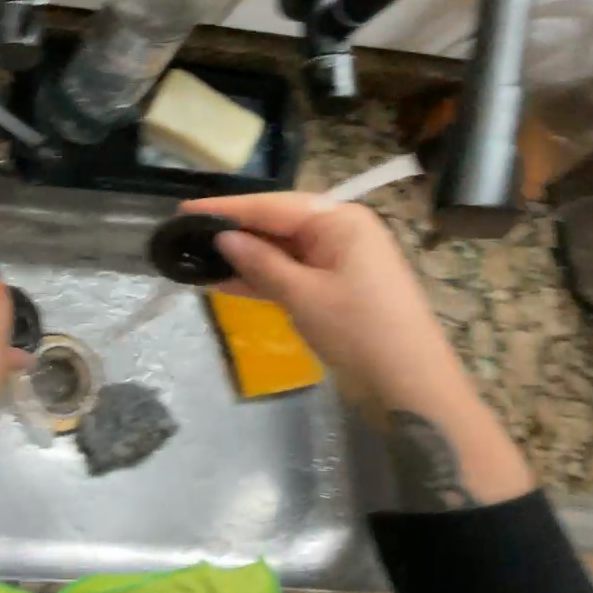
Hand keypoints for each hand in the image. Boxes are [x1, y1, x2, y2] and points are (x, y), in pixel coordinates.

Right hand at [180, 193, 472, 411]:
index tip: (183, 209)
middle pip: (275, 224)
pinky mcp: (333, 288)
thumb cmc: (358, 331)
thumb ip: (259, 262)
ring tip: (195, 257)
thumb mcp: (302, 294)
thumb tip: (222, 238)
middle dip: (232, 231)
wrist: (409, 387)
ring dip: (241, 257)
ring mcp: (337, 261)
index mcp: (339, 221)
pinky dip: (259, 278)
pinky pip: (288, 273)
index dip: (226, 208)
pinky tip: (221, 282)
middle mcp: (339, 232)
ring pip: (279, 250)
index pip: (271, 206)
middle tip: (184, 233)